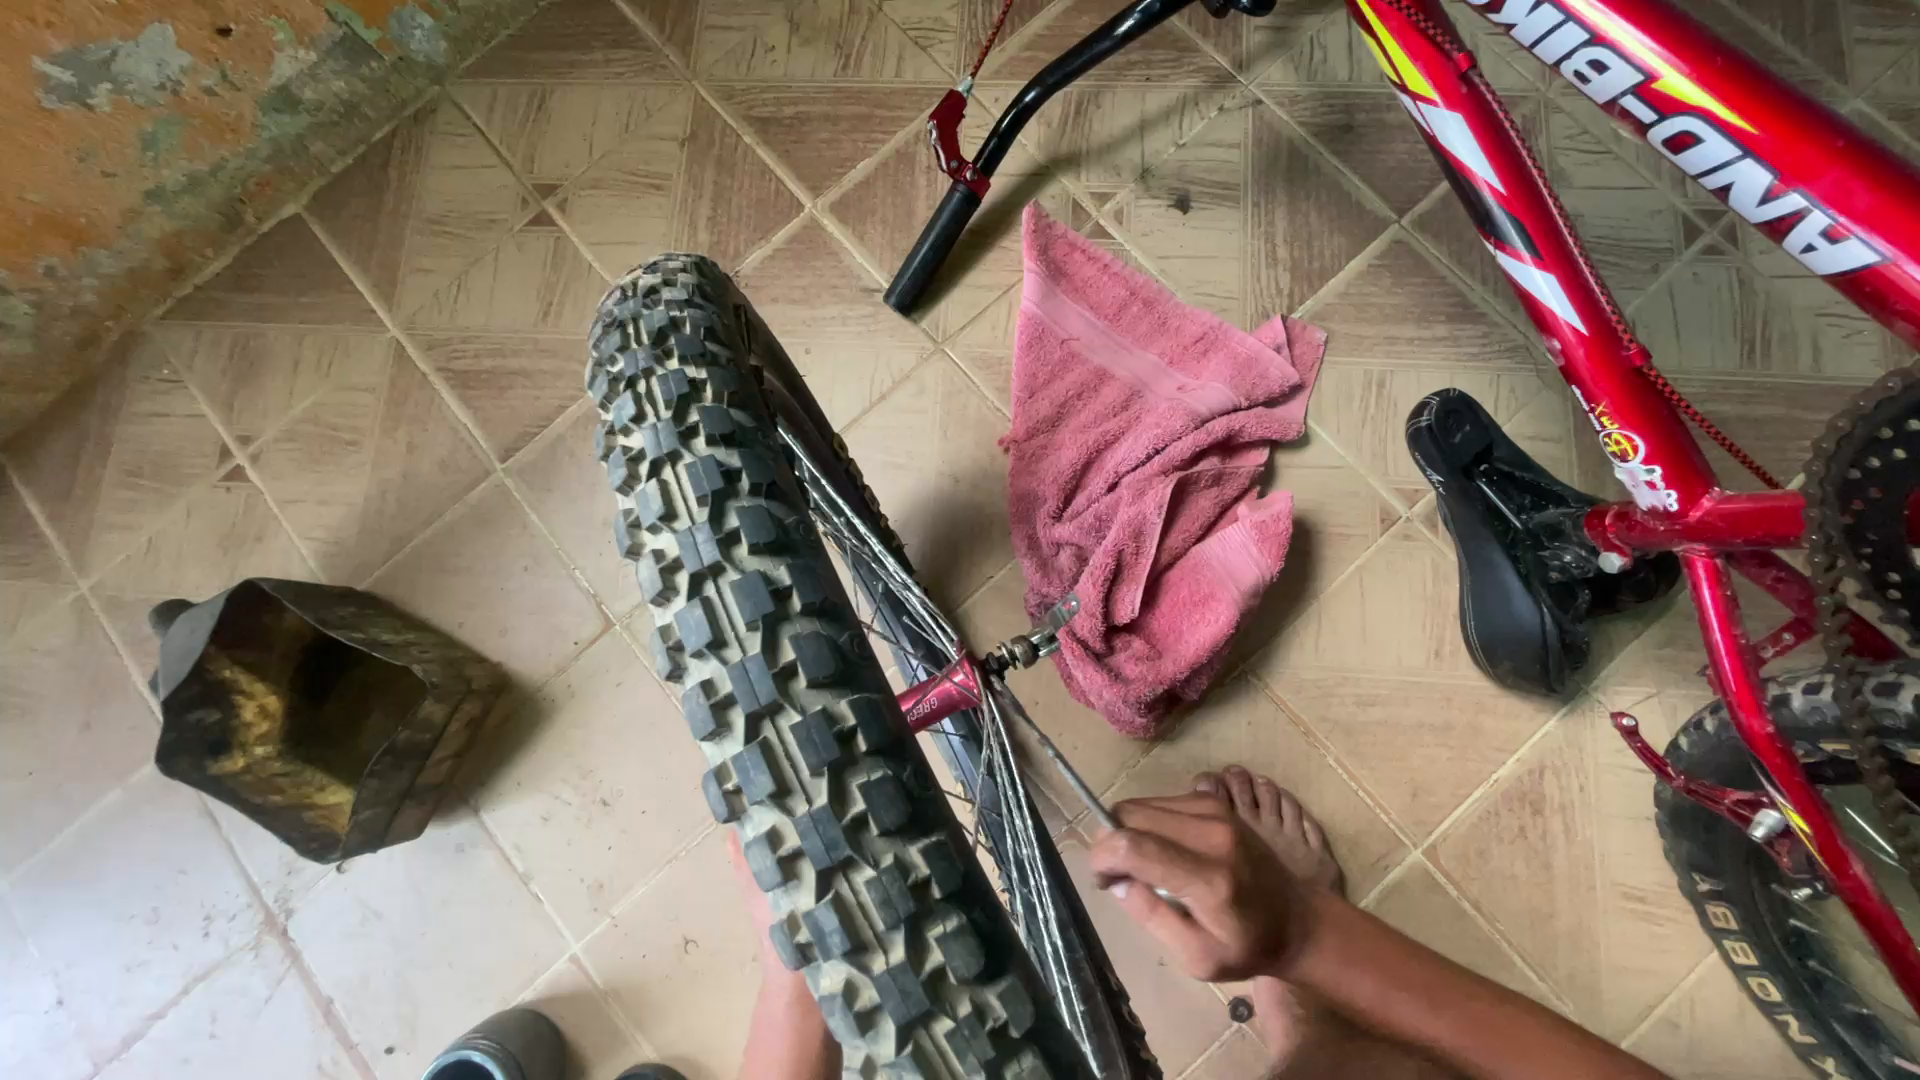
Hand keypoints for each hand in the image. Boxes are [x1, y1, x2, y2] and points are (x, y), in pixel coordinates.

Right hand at [1088, 792, 1309, 981]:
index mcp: (1208, 879)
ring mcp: (1215, 811)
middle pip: (1129, 815)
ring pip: (1140, 805)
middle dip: (1109, 842)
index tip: (1101, 880)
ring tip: (1138, 863)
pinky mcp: (1215, 802)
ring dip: (1126, 831)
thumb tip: (1117, 882)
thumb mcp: (1197, 958)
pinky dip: (1146, 823)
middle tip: (1116, 874)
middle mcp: (1211, 834)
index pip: (1134, 846)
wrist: (1298, 919)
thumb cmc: (1247, 947)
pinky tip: (1158, 849)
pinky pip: (1158, 802)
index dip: (1102, 857)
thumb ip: (1152, 917)